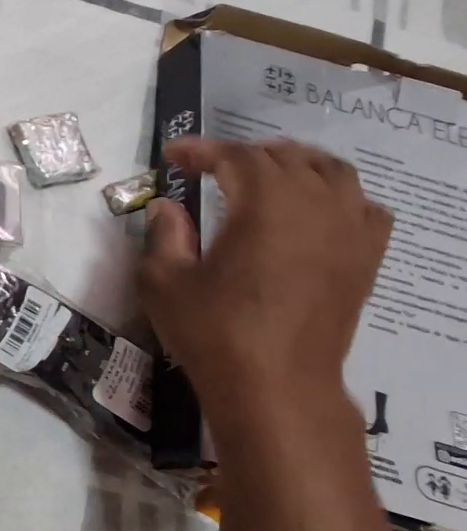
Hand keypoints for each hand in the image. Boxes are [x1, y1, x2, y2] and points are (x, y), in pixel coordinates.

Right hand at [140, 137, 391, 416]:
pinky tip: (312, 208)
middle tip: (207, 166)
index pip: (237, 158)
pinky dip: (334, 194)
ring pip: (332, 172)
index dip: (202, 150)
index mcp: (266, 206)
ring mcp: (352, 228)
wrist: (273, 379)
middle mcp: (319, 205)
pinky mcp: (366, 254)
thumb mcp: (163, 281)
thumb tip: (167, 206)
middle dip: (244, 155)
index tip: (172, 155)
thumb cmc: (211, 329)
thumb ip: (164, 235)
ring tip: (262, 175)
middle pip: (287, 158)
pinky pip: (361, 205)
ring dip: (293, 165)